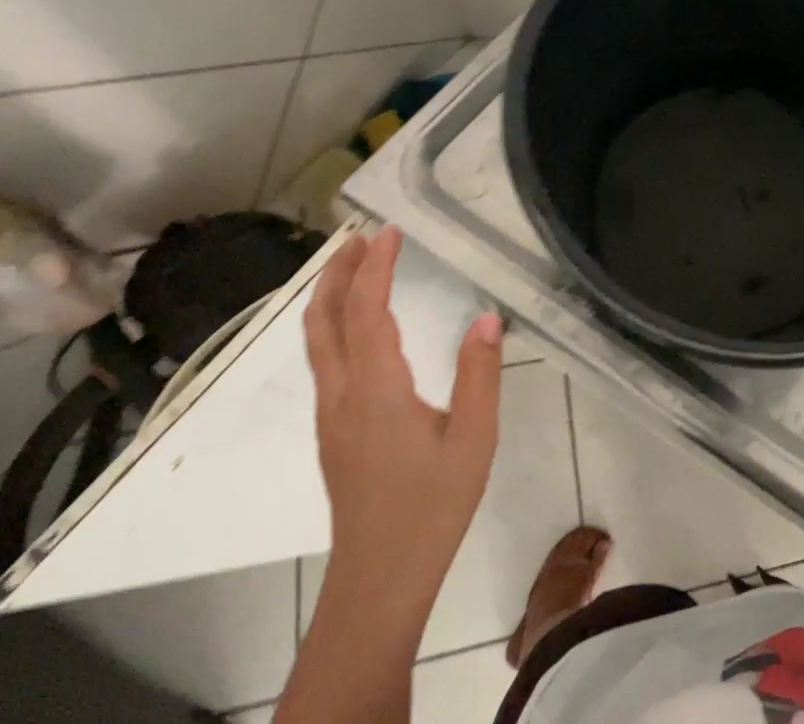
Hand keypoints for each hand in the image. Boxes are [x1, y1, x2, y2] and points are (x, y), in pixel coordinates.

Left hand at [304, 228, 503, 585]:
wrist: (380, 572)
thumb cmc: (434, 504)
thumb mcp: (474, 438)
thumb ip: (479, 374)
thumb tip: (486, 318)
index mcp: (378, 388)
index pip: (367, 310)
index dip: (374, 267)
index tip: (390, 232)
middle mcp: (343, 393)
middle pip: (323, 318)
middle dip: (337, 272)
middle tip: (360, 236)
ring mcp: (330, 414)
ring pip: (317, 340)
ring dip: (329, 297)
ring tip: (353, 269)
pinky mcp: (332, 432)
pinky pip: (325, 361)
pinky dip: (334, 325)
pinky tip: (359, 330)